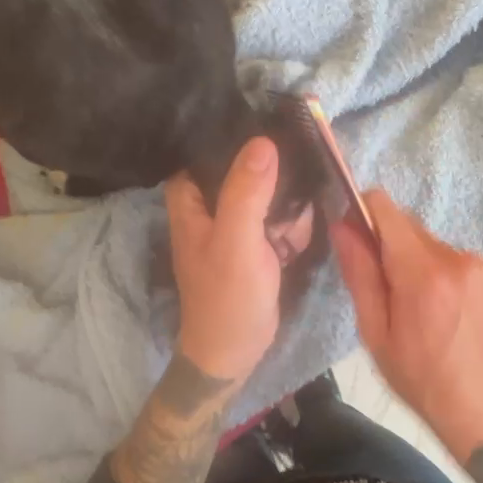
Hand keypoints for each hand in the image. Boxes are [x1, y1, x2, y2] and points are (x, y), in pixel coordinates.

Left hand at [164, 136, 284, 384]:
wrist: (234, 352)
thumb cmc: (226, 297)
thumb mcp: (236, 240)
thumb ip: (247, 191)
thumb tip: (263, 141)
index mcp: (191, 197)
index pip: (211, 148)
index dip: (241, 139)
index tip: (276, 130)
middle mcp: (211, 203)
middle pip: (251, 167)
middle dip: (279, 183)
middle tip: (286, 207)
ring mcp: (236, 222)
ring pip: (273, 192)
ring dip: (289, 213)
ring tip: (285, 240)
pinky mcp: (257, 240)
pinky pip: (282, 218)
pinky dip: (291, 231)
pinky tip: (290, 250)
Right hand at [331, 192, 482, 482]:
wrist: (478, 406)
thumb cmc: (418, 377)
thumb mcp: (374, 331)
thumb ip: (360, 273)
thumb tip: (341, 225)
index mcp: (422, 273)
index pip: (384, 208)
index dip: (360, 212)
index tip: (349, 239)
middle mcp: (453, 257)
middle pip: (402, 222)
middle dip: (381, 242)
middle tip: (375, 286)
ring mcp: (473, 262)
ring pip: (421, 238)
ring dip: (404, 256)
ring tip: (403, 303)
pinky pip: (441, 253)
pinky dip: (425, 267)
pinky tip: (427, 305)